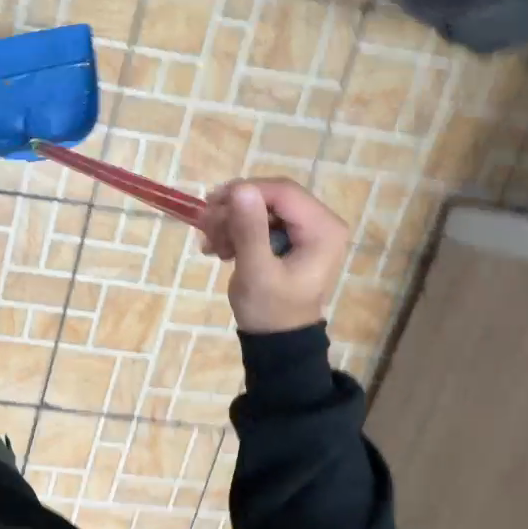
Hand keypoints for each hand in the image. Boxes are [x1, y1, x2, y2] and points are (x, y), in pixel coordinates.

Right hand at [200, 178, 347, 334]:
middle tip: (205, 229)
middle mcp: (320, 222)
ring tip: (212, 246)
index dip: (245, 192)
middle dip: (234, 210)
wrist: (276, 339)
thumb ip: (250, 229)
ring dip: (230, 222)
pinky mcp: (289, 238)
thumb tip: (240, 189)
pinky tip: (220, 249)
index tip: (209, 207)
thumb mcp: (256, 271)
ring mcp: (305, 230)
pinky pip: (259, 222)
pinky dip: (236, 231)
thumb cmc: (270, 309)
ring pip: (260, 207)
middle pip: (270, 196)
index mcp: (322, 229)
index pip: (282, 191)